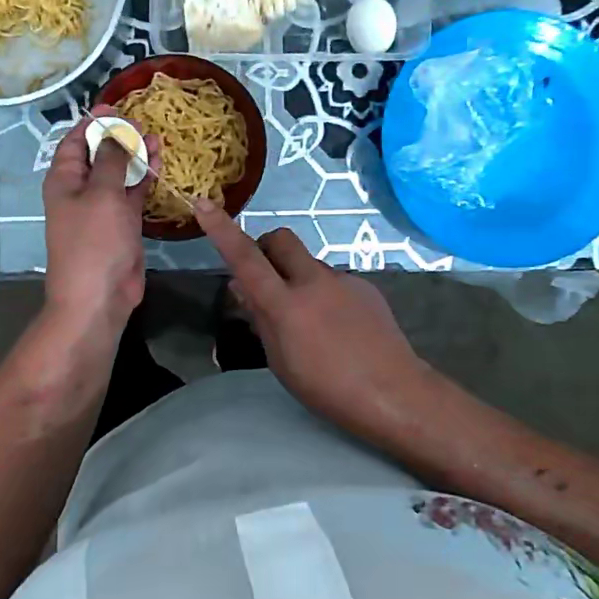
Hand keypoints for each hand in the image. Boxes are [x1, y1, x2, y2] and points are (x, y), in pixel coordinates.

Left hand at [42, 108, 155, 326]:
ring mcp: (102, 208)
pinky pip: (132, 194)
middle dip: (119, 136)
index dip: (94, 122)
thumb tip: (114, 132)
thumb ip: (111, 160)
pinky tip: (159, 163)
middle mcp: (80, 190)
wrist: (98, 296)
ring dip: (135, 156)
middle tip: (143, 120)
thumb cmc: (94, 241)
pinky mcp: (121, 224)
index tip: (116, 105)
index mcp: (64, 180)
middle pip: (98, 154)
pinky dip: (144, 179)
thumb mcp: (102, 194)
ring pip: (119, 173)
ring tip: (157, 136)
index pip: (75, 141)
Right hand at [193, 198, 429, 431]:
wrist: (395, 394)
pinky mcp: (365, 288)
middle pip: (282, 239)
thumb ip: (260, 318)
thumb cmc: (327, 389)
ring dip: (296, 277)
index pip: (245, 259)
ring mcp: (343, 281)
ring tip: (307, 319)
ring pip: (308, 263)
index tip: (204, 204)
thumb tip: (242, 287)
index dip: (222, 230)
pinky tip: (336, 327)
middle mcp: (313, 282)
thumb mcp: (280, 360)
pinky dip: (323, 293)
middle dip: (266, 247)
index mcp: (285, 305)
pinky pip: (333, 280)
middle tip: (264, 277)